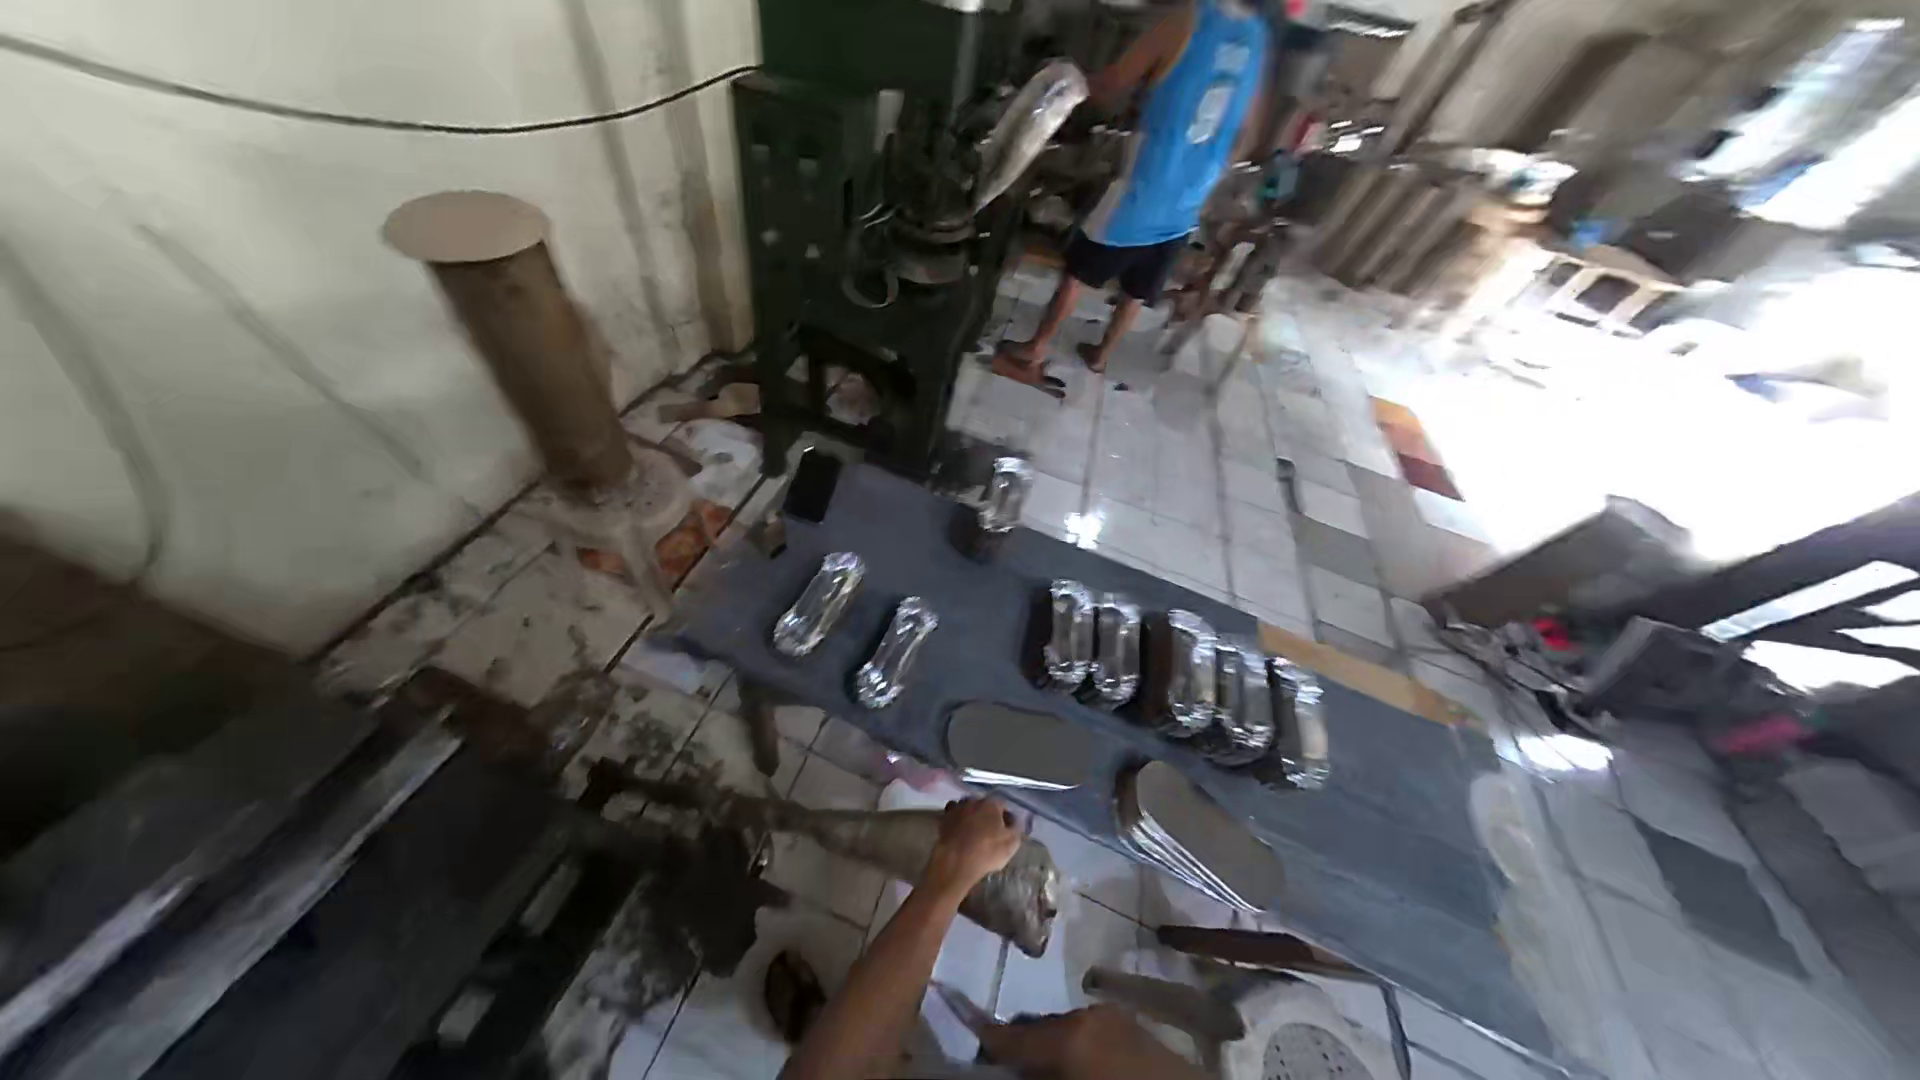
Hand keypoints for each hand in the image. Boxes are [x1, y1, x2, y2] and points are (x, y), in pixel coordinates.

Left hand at [923, 797, 1021, 897]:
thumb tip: (1018, 820)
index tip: (1007, 830)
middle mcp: (973, 800)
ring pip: (968, 809)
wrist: (955, 862)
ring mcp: (956, 808)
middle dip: (988, 815)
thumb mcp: (1011, 844)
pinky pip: (954, 816)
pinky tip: (960, 833)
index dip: (1006, 817)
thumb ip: (1017, 829)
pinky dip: (958, 821)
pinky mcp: (943, 818)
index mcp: (991, 803)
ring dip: (972, 817)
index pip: (1002, 805)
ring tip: (974, 833)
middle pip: (984, 805)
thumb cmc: (986, 852)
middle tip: (991, 831)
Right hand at [979, 1005, 1206, 1079]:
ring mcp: (1114, 1017)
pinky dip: (1076, 1048)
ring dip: (1049, 1048)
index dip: (989, 1043)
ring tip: (1042, 1068)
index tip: (971, 1043)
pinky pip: (1090, 1032)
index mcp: (1069, 1037)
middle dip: (1021, 1048)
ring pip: (1064, 1028)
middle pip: (1038, 1028)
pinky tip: (1078, 1068)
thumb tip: (1013, 1067)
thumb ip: (1036, 1075)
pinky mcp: (1135, 1027)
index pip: (1012, 1038)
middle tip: (1008, 1065)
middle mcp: (1086, 1014)